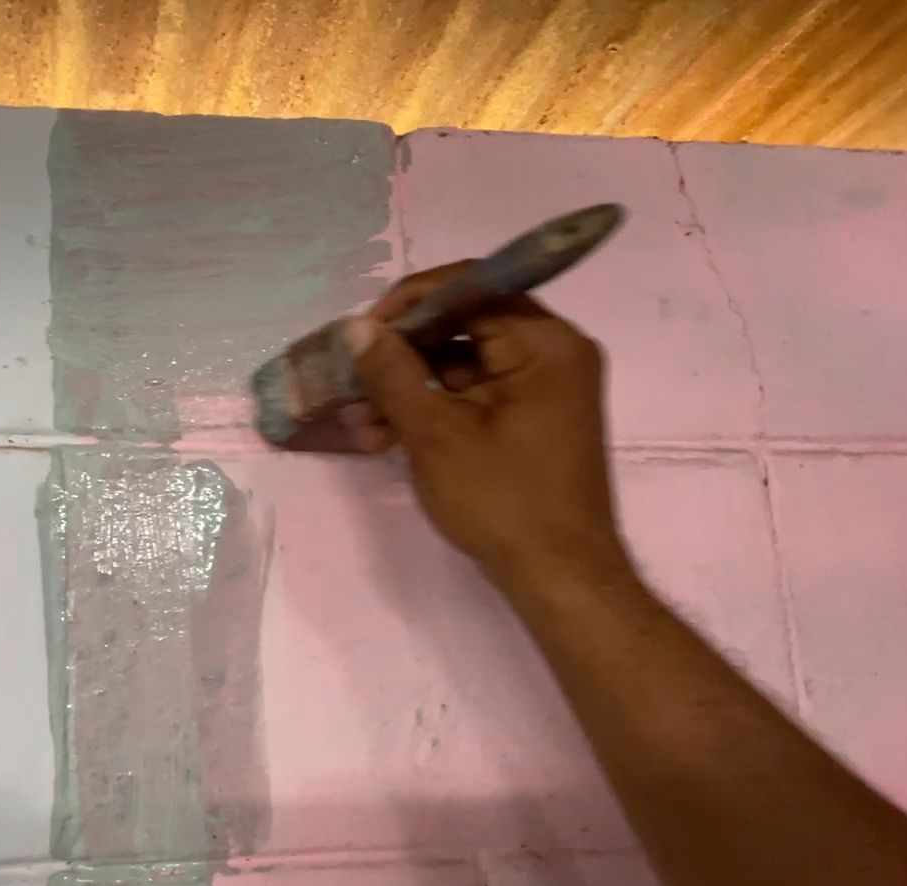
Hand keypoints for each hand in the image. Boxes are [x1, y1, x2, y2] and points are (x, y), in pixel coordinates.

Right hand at [348, 262, 632, 590]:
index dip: (409, 304)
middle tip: (351, 380)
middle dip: (399, 354)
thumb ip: (393, 375)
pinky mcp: (522, 419)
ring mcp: (536, 388)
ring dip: (404, 389)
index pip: (471, 289)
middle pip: (461, 326)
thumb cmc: (502, 500)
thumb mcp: (436, 435)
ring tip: (359, 424)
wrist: (555, 574)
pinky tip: (382, 438)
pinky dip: (427, 411)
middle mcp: (548, 354)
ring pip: (457, 366)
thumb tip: (357, 330)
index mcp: (544, 344)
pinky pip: (467, 396)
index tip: (362, 334)